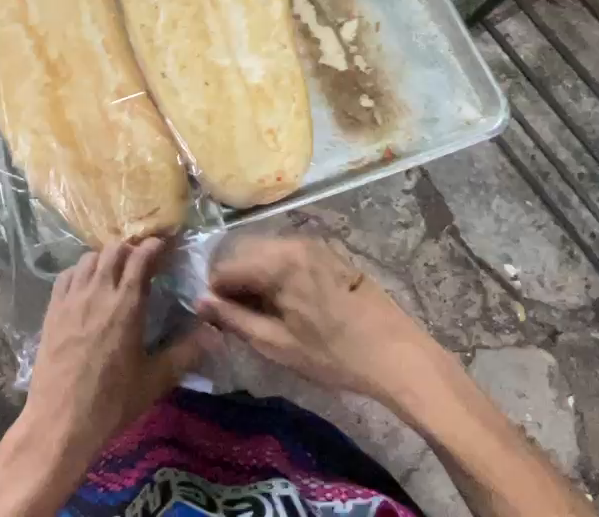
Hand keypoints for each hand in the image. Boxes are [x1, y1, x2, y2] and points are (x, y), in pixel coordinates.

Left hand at [24, 238, 208, 459]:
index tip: (164, 244)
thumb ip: (186, 353)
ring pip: (88, 258)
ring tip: (115, 270)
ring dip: (105, 257)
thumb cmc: (112, 402)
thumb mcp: (155, 380)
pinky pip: (66, 275)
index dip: (154, 246)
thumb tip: (215, 334)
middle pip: (113, 250)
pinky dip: (80, 270)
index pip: (141, 258)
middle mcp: (98, 292)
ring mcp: (71, 298)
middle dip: (130, 248)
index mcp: (126, 305)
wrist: (61, 419)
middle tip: (142, 259)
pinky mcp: (52, 309)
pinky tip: (86, 284)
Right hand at [195, 235, 441, 399]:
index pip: (225, 267)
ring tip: (262, 312)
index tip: (218, 317)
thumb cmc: (335, 355)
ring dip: (255, 277)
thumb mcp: (277, 344)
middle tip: (238, 316)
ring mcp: (313, 244)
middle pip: (244, 253)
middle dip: (234, 281)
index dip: (215, 292)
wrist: (398, 355)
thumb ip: (233, 319)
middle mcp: (293, 242)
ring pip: (265, 253)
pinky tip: (286, 302)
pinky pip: (287, 255)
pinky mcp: (328, 252)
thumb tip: (199, 301)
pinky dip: (276, 273)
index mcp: (277, 261)